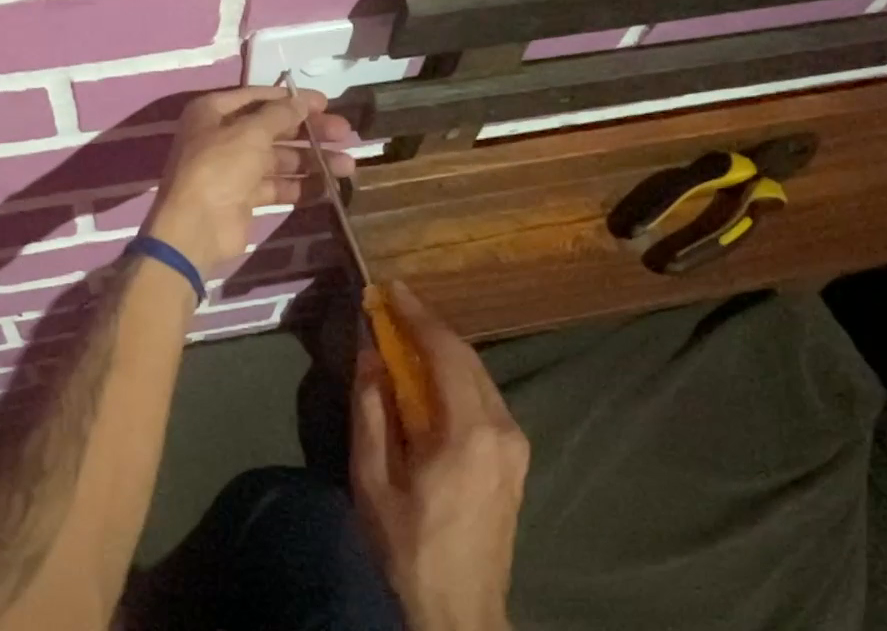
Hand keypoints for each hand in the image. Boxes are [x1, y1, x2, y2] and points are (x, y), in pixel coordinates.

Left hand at [142, 86, 354, 275]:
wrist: (195, 228)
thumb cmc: (219, 167)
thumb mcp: (250, 132)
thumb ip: (280, 114)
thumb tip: (303, 101)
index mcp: (213, 113)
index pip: (258, 97)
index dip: (292, 99)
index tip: (326, 102)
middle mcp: (222, 137)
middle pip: (273, 129)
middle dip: (309, 131)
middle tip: (345, 133)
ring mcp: (233, 169)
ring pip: (279, 159)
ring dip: (313, 161)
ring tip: (348, 165)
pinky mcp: (244, 198)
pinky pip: (278, 186)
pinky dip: (302, 186)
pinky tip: (330, 187)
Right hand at [351, 282, 527, 630]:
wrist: (459, 610)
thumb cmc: (407, 545)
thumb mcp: (372, 478)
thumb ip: (371, 410)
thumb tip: (369, 356)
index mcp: (469, 432)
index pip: (445, 352)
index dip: (417, 315)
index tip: (390, 288)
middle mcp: (503, 429)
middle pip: (466, 358)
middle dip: (428, 327)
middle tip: (391, 306)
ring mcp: (517, 445)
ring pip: (479, 377)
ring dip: (442, 352)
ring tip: (404, 337)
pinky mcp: (516, 460)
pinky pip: (484, 399)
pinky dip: (455, 378)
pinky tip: (429, 379)